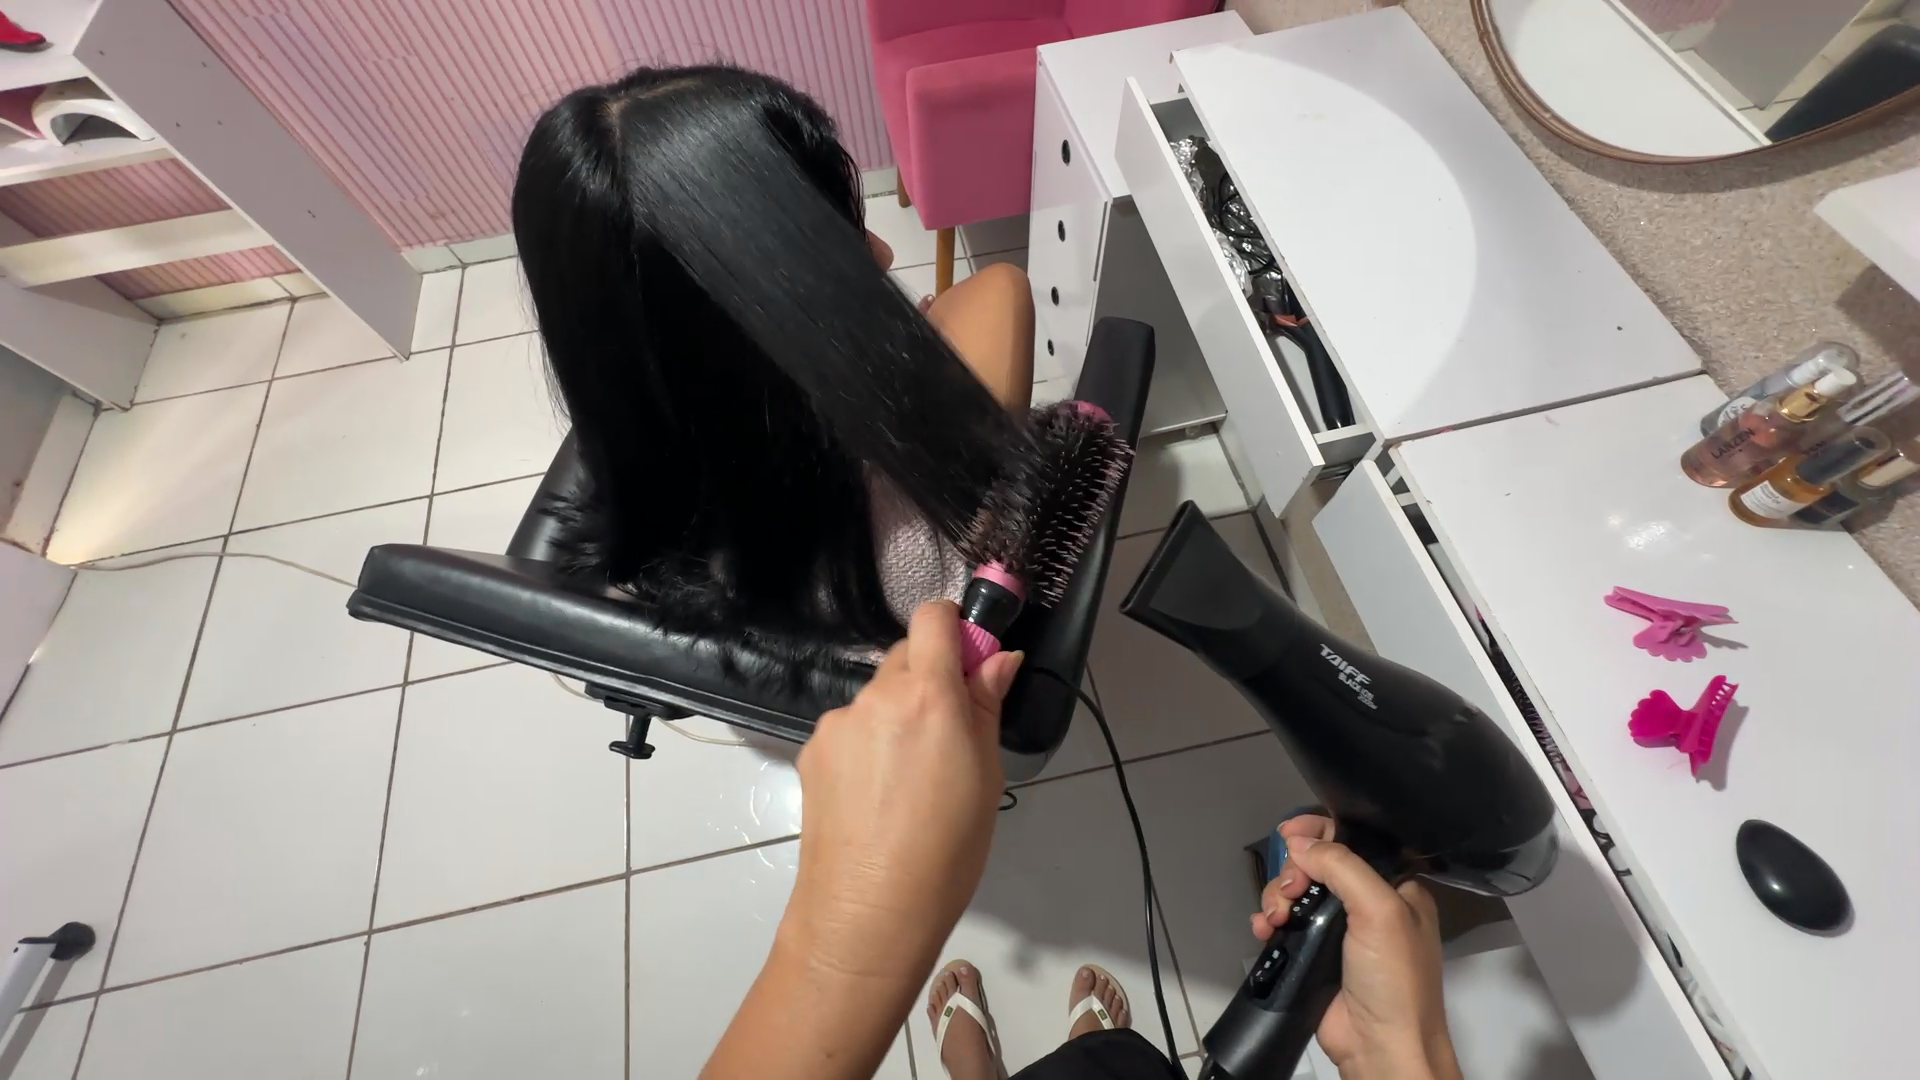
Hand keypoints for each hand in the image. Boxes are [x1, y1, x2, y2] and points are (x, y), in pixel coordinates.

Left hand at [782, 601, 1022, 982]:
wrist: (868, 912)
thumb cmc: (949, 846)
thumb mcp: (986, 773)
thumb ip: (986, 704)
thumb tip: (999, 658)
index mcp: (927, 694)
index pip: (932, 617)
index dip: (953, 625)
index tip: (967, 658)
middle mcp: (875, 695)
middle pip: (904, 656)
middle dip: (929, 676)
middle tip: (947, 729)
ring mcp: (837, 723)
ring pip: (876, 696)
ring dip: (896, 713)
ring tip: (907, 776)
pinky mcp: (812, 750)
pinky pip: (850, 727)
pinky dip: (867, 741)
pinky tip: (874, 793)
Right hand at [1251, 816, 1459, 1079]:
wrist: (1380, 1050)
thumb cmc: (1393, 979)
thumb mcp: (1379, 911)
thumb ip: (1341, 865)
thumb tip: (1297, 843)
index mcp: (1394, 887)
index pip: (1352, 839)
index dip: (1319, 830)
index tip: (1289, 834)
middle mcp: (1366, 902)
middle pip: (1315, 861)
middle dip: (1293, 870)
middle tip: (1291, 889)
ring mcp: (1338, 928)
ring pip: (1294, 888)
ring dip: (1276, 896)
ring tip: (1275, 919)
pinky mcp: (1313, 950)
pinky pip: (1283, 919)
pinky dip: (1268, 919)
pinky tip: (1265, 929)